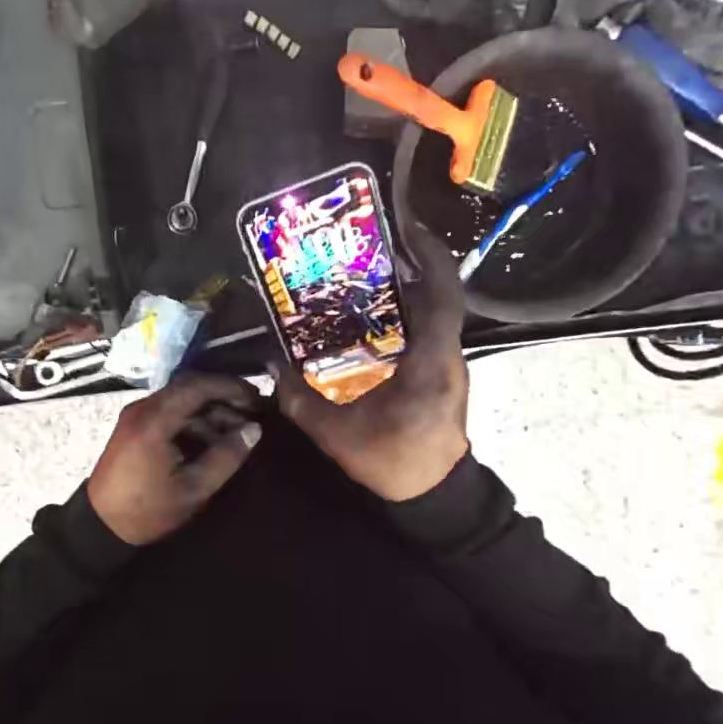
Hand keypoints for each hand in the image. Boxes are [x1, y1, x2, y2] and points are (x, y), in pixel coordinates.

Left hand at [87, 373, 264, 544]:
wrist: (100, 527)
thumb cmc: (147, 510)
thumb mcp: (193, 489)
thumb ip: (226, 457)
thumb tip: (254, 430)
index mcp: (154, 420)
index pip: (197, 386)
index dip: (230, 387)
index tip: (256, 399)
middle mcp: (143, 409)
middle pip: (190, 388)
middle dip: (224, 396)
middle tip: (253, 411)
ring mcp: (137, 416)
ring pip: (181, 400)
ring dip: (211, 410)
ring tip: (239, 430)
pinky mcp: (136, 426)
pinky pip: (171, 412)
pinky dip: (195, 420)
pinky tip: (215, 438)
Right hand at [276, 222, 469, 502]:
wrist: (432, 496)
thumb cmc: (393, 462)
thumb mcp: (337, 435)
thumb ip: (300, 399)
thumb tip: (273, 365)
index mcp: (430, 363)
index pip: (443, 295)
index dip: (429, 255)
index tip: (405, 227)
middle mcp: (447, 354)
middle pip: (437, 293)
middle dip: (407, 263)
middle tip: (365, 247)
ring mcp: (448, 361)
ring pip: (433, 309)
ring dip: (406, 286)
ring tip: (362, 273)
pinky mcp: (441, 369)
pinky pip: (426, 327)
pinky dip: (403, 312)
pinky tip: (367, 316)